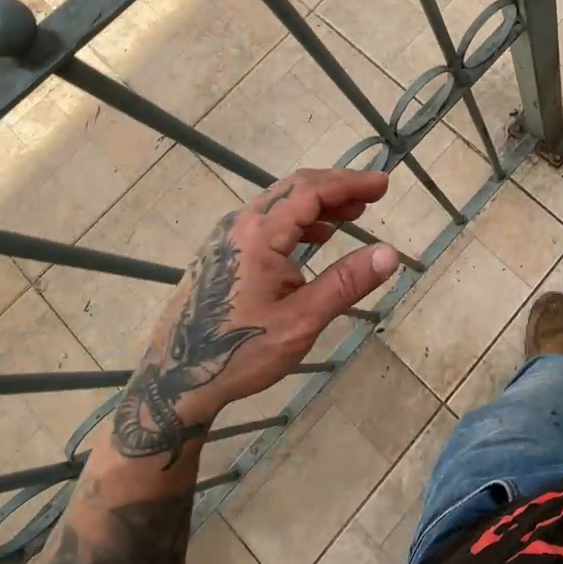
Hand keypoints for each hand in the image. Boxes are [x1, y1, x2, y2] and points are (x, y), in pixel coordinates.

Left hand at [111, 168, 399, 463]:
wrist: (173, 381)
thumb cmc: (239, 351)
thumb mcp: (301, 321)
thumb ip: (346, 283)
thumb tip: (390, 253)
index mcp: (260, 234)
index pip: (311, 190)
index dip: (350, 182)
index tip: (383, 184)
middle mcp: (241, 225)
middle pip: (295, 188)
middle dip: (337, 187)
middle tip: (373, 194)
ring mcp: (227, 238)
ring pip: (280, 204)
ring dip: (320, 203)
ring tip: (354, 214)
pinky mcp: (222, 254)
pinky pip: (268, 221)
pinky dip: (300, 219)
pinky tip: (318, 238)